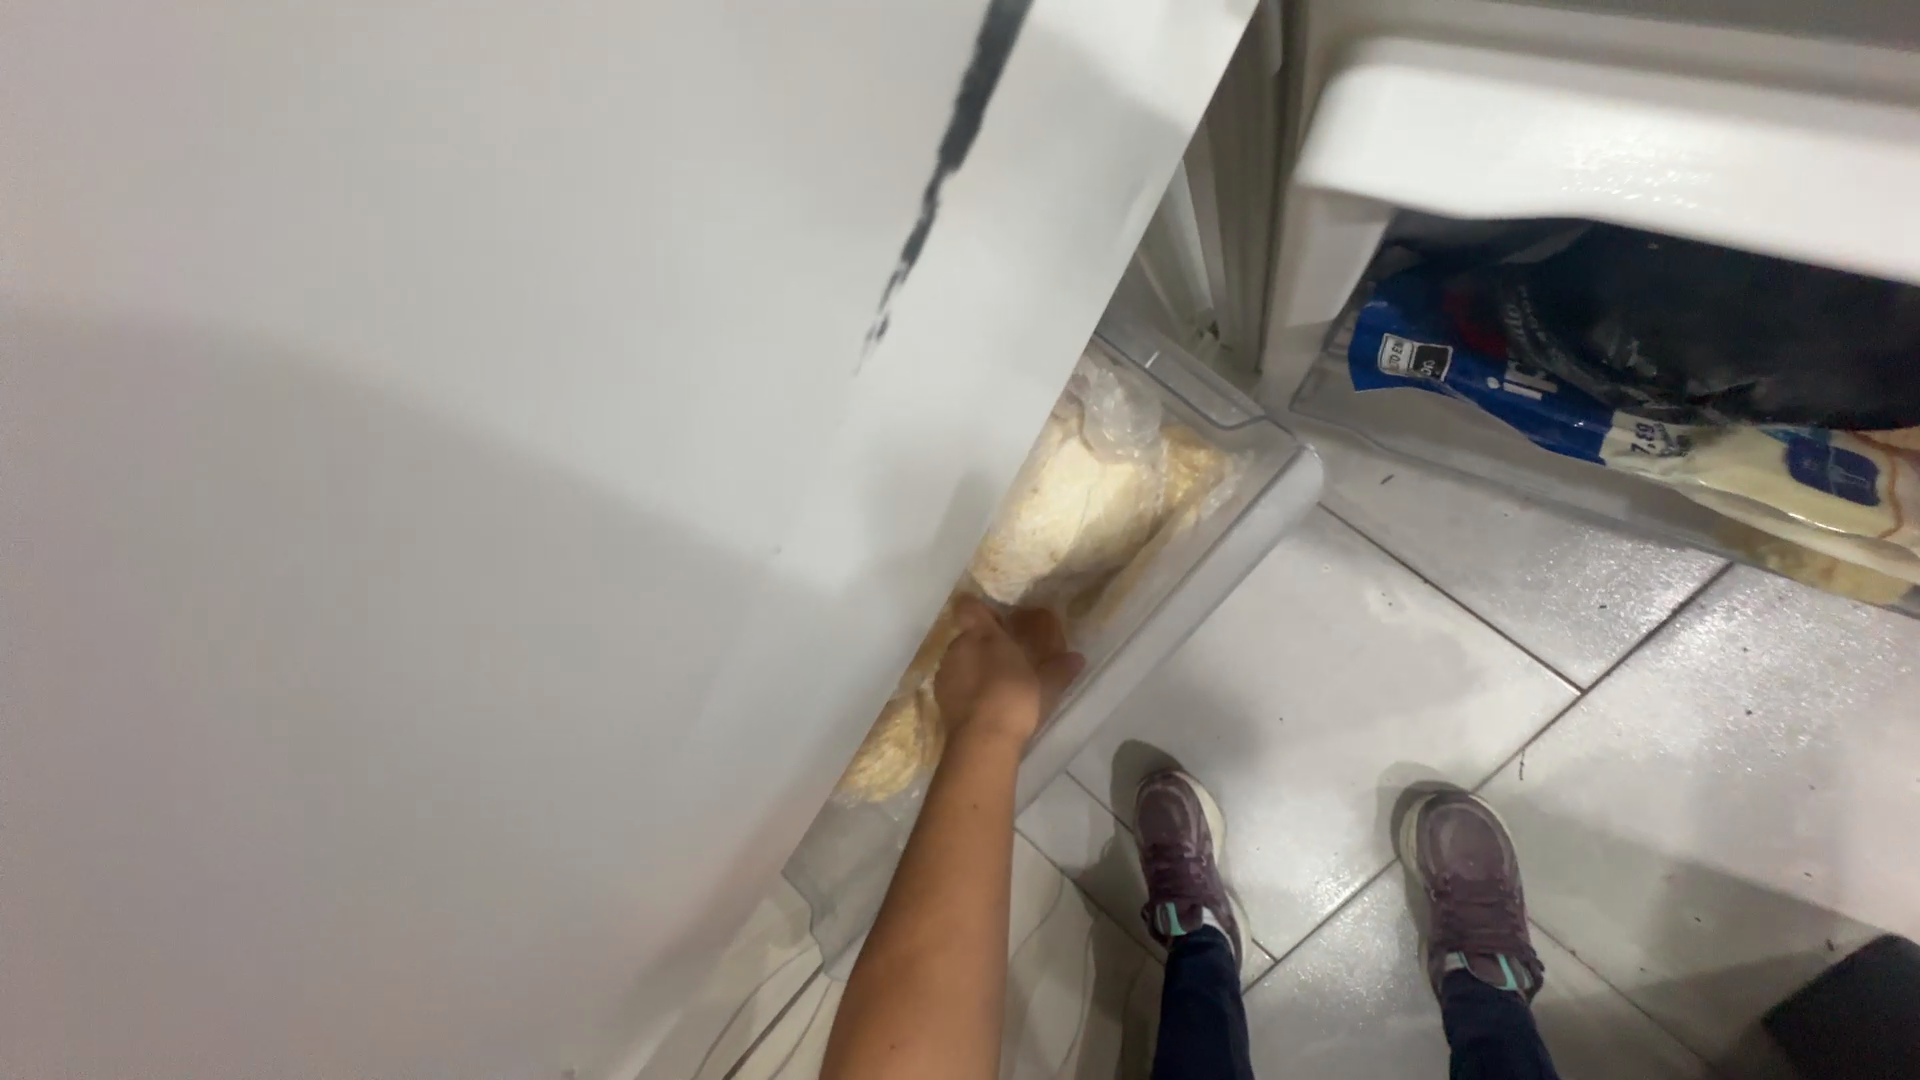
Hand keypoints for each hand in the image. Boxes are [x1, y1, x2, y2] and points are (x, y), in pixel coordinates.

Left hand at [933, 596, 1084, 749]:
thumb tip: (1077, 658)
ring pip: (958, 660)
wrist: (982, 740)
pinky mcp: (939, 697)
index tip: (998, 623)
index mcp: (983, 635)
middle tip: (1005, 661)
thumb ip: (1059, 669)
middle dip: (982, 644)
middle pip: (967, 637)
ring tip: (994, 686)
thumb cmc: (1015, 700)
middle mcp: (958, 647)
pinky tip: (981, 704)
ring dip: (971, 667)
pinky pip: (953, 683)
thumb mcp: (1046, 685)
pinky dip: (964, 688)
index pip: (970, 608)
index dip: (981, 612)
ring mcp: (945, 672)